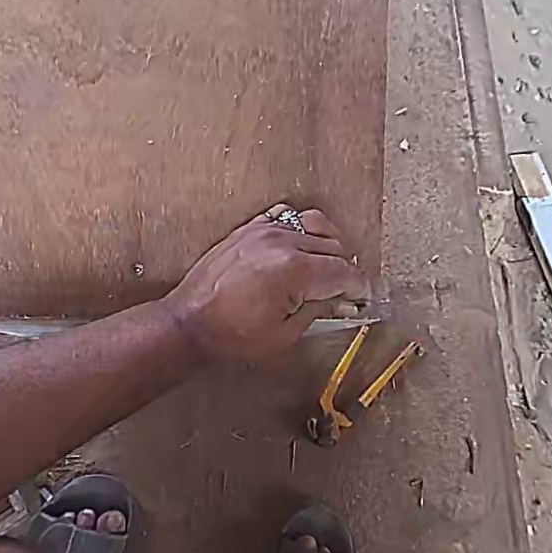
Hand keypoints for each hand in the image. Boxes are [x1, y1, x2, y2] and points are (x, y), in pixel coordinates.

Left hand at [158, 206, 368, 361]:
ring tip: (324, 270)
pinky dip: (300, 230)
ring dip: (327, 246)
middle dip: (344, 271)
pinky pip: (287, 217)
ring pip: (316, 225)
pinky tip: (299, 250)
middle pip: (335, 247)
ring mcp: (263, 231)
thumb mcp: (284, 333)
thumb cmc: (231, 335)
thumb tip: (343, 301)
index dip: (359, 288)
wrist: (189, 324)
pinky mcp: (248, 230)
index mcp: (295, 270)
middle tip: (342, 294)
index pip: (345, 271)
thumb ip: (319, 310)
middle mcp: (282, 242)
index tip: (362, 298)